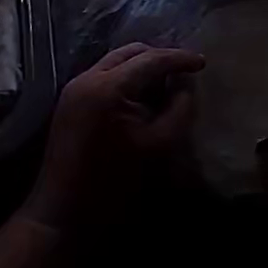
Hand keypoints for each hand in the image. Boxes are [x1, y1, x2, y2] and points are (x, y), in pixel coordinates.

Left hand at [21, 43, 205, 235]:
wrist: (64, 214)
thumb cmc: (115, 183)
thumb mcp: (159, 146)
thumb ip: (178, 109)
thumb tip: (184, 84)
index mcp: (108, 88)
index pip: (150, 60)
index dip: (179, 58)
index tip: (203, 62)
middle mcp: (87, 78)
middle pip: (130, 53)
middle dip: (159, 57)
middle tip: (184, 70)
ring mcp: (74, 88)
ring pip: (115, 61)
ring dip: (142, 66)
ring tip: (167, 81)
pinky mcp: (69, 101)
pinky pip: (103, 76)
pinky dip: (126, 77)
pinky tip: (143, 94)